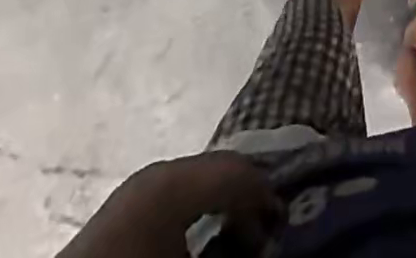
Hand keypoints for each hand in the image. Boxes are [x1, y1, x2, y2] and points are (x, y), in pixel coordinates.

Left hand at [56, 151, 281, 257]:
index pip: (236, 171)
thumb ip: (230, 247)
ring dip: (226, 202)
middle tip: (268, 234)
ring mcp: (142, 184)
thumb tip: (264, 241)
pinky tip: (208, 237)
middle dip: (249, 197)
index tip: (285, 226)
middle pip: (220, 167)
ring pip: (201, 177)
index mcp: (174, 182)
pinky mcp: (130, 203)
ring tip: (243, 238)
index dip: (266, 195)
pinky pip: (180, 191)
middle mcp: (160, 171)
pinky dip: (203, 207)